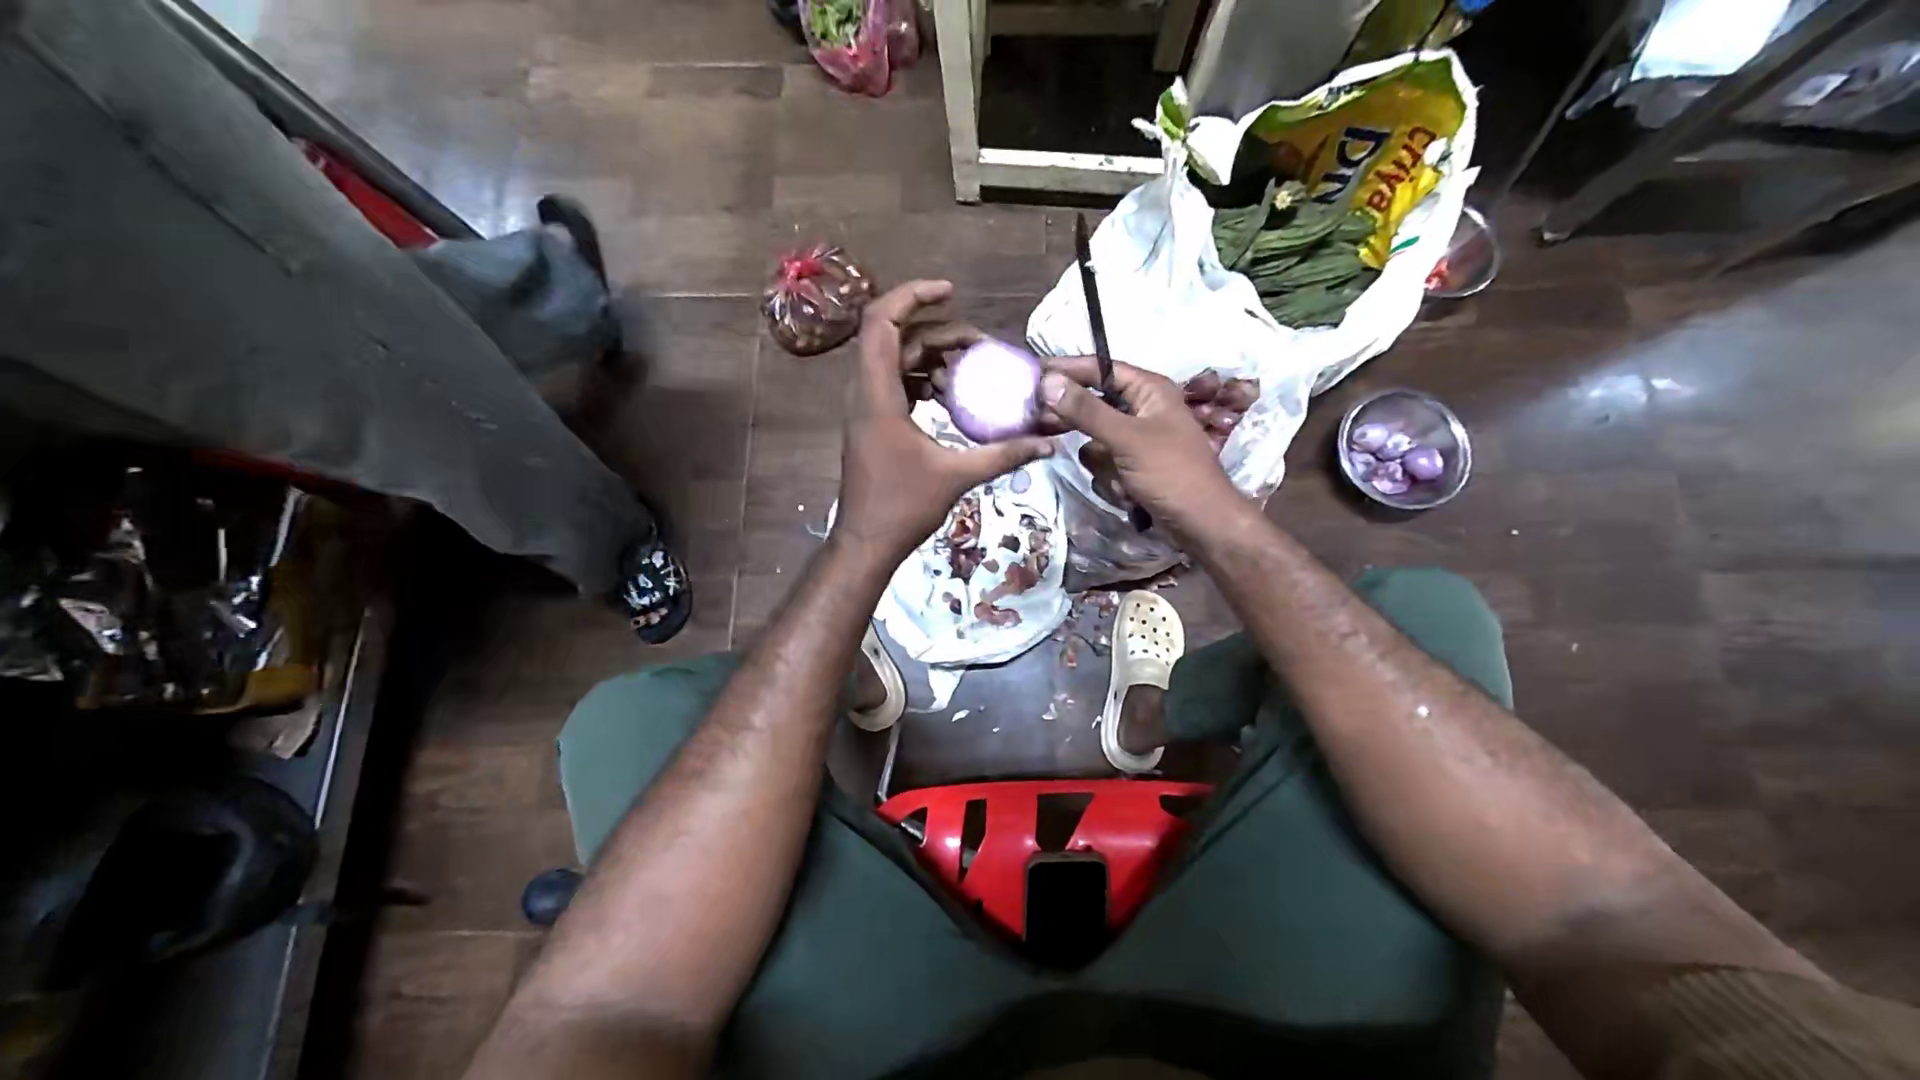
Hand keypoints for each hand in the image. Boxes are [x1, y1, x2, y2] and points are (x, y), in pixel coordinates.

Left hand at [835, 281, 1052, 565]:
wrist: (866, 541)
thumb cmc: (901, 508)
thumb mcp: (956, 477)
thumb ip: (1003, 455)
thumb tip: (1047, 443)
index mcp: (876, 395)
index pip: (881, 322)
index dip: (912, 296)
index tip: (951, 293)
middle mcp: (864, 392)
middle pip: (895, 338)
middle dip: (938, 332)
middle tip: (980, 345)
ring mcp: (865, 407)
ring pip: (895, 360)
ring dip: (932, 357)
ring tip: (971, 368)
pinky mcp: (873, 422)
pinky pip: (896, 383)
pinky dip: (922, 379)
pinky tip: (951, 394)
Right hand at [1037, 358, 1247, 535]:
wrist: (1202, 523)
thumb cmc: (1171, 473)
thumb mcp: (1126, 438)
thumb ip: (1086, 410)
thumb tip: (1048, 382)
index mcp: (1148, 389)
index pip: (1099, 368)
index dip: (1066, 369)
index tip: (1033, 372)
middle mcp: (1142, 408)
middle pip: (1093, 402)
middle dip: (1074, 419)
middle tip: (1040, 423)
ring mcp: (1137, 439)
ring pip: (1094, 438)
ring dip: (1101, 461)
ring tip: (1116, 475)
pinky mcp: (1133, 465)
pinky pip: (1105, 462)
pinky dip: (1111, 477)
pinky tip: (1126, 492)